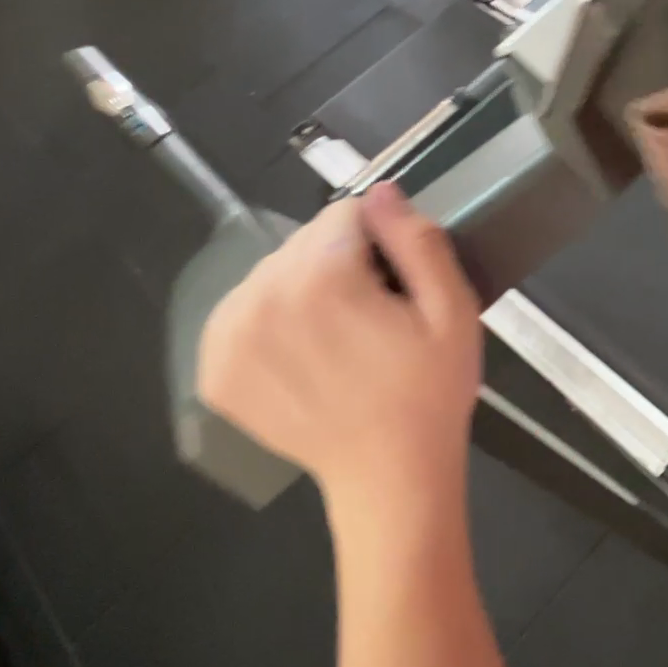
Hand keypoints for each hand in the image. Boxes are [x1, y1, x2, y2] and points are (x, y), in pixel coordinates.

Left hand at [198, 182, 481, 503]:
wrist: (390, 474)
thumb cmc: (432, 390)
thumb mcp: (453, 310)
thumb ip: (418, 242)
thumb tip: (382, 192)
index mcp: (321, 280)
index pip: (346, 214)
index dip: (383, 240)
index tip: (400, 284)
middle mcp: (259, 298)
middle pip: (304, 242)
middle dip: (342, 262)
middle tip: (378, 315)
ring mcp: (227, 338)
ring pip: (272, 274)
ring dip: (306, 289)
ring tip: (343, 337)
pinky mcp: (214, 371)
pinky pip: (244, 313)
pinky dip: (274, 321)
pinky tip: (307, 355)